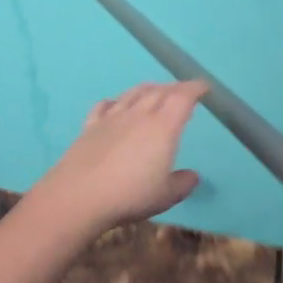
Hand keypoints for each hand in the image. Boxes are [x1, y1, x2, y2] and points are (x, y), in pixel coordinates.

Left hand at [31, 81, 206, 231]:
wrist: (80, 193)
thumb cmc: (130, 195)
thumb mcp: (166, 195)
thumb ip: (182, 183)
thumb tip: (193, 175)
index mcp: (162, 127)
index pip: (181, 99)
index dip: (193, 89)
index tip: (202, 86)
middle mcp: (137, 115)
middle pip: (158, 92)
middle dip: (173, 87)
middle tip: (182, 89)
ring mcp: (111, 118)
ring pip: (132, 94)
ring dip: (147, 88)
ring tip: (154, 90)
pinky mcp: (90, 125)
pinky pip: (104, 105)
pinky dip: (115, 100)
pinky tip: (114, 103)